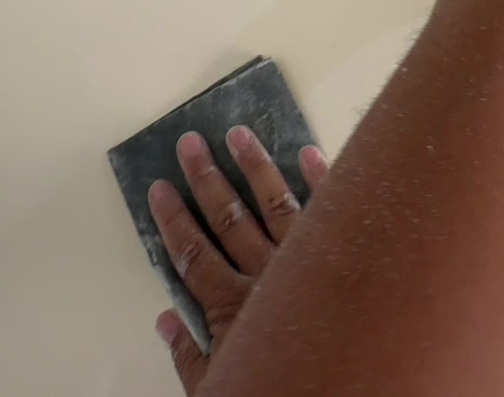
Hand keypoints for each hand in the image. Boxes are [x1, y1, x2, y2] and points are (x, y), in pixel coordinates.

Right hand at [149, 126, 328, 393]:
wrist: (341, 389)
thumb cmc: (276, 386)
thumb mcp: (220, 388)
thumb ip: (190, 356)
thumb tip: (163, 318)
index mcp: (232, 307)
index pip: (194, 255)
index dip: (174, 220)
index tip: (159, 187)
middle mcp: (267, 274)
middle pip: (230, 219)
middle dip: (206, 179)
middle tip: (190, 143)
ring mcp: (307, 258)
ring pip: (275, 204)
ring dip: (254, 166)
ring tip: (238, 133)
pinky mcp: (344, 251)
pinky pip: (330, 208)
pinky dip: (319, 178)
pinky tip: (306, 151)